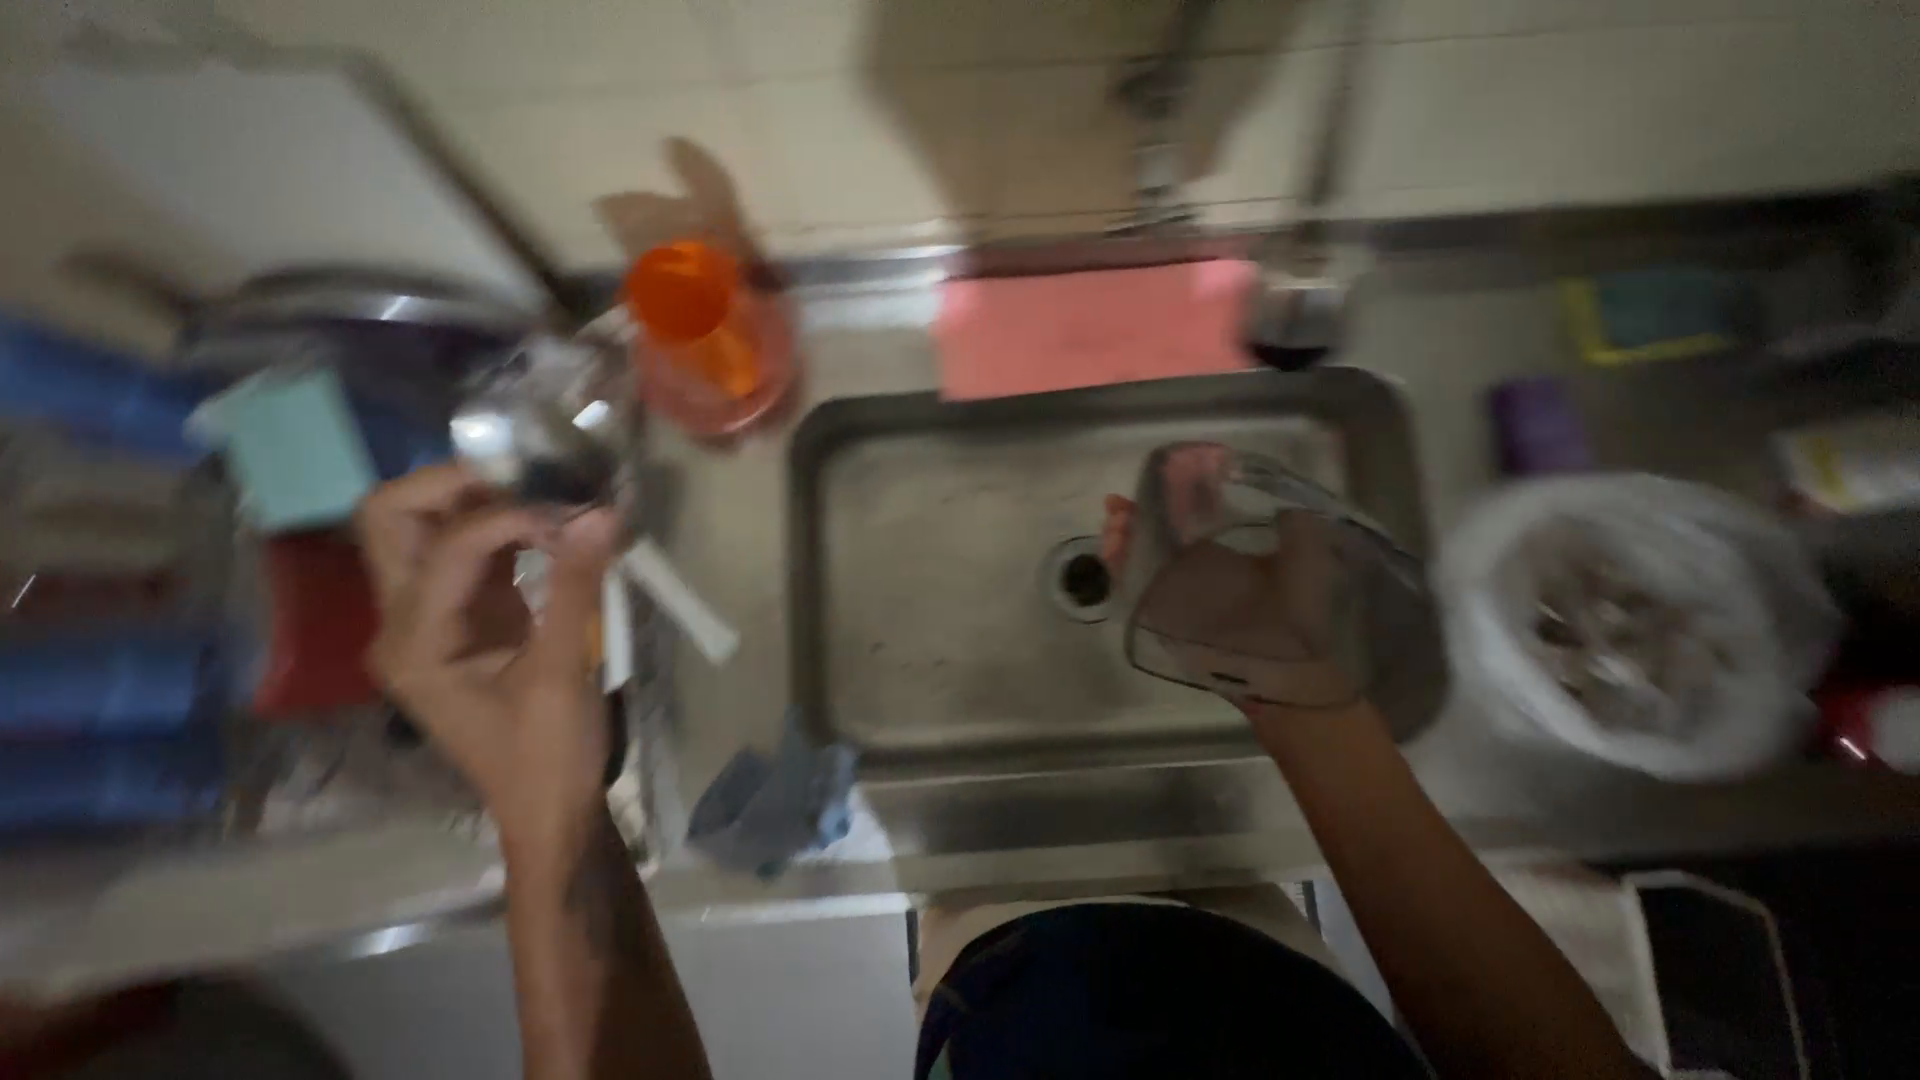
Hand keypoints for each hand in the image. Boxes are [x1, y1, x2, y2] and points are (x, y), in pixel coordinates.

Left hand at [357, 465, 621, 850]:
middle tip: (530, 478)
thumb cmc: (547, 754)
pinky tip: (550, 526)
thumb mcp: (560, 673)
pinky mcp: (466, 619)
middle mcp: (403, 623)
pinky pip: (467, 553)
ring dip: (480, 501)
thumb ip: (576, 586)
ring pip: (424, 529)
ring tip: (547, 495)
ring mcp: (431, 619)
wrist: (548, 808)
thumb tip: (602, 512)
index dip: (510, 517)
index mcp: (413, 642)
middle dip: (457, 485)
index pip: (446, 546)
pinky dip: (504, 529)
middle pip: (393, 519)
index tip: (576, 517)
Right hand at [1101, 487, 1356, 709]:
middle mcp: (1196, 573)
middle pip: (1153, 538)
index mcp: (1226, 556)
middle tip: (1119, 505)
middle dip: (1135, 518)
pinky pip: (1133, 587)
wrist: (1292, 662)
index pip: (1188, 521)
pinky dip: (1118, 566)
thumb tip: (1283, 508)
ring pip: (1138, 558)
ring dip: (1121, 537)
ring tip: (1115, 520)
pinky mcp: (1161, 615)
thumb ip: (1295, 527)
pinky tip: (1111, 547)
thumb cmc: (1304, 610)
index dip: (1170, 501)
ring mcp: (1176, 594)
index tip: (1157, 482)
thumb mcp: (1309, 555)